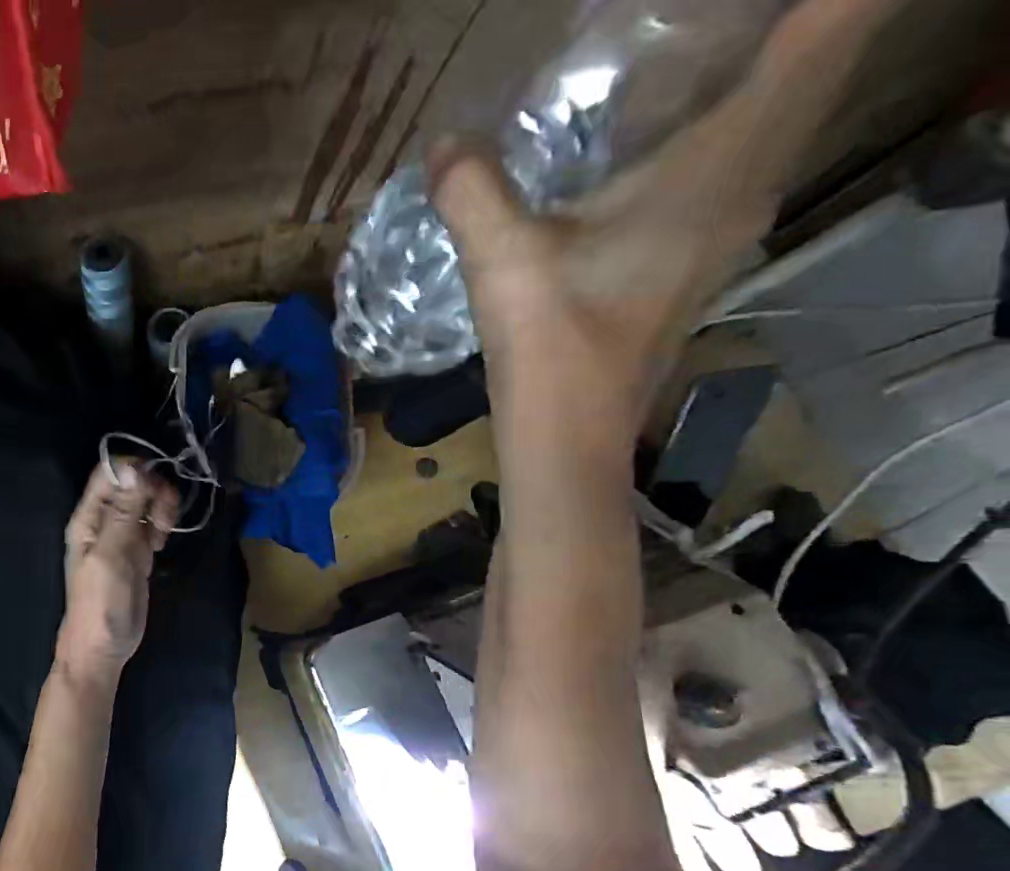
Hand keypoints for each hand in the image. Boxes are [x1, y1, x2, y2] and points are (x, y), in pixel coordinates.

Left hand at [55, 457, 179, 679]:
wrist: (103, 647)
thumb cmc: (100, 603)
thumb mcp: (111, 556)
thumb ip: (122, 513)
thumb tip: (133, 469)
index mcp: (87, 518)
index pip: (108, 475)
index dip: (133, 470)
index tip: (156, 483)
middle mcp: (103, 522)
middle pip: (131, 485)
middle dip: (152, 490)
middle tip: (164, 515)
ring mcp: (121, 537)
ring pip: (145, 503)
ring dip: (160, 508)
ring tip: (163, 533)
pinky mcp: (137, 552)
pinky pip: (152, 525)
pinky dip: (161, 527)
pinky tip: (161, 544)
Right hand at [429, 0, 902, 456]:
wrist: (570, 428)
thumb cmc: (552, 339)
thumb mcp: (502, 258)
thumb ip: (473, 190)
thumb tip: (442, 143)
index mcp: (721, 164)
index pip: (828, 30)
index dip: (817, 1)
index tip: (731, 4)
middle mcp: (748, 184)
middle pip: (819, 64)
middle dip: (781, 27)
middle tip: (700, 24)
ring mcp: (732, 226)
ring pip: (782, 118)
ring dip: (760, 76)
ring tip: (692, 59)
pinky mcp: (703, 257)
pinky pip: (743, 162)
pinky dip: (726, 130)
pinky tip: (663, 142)